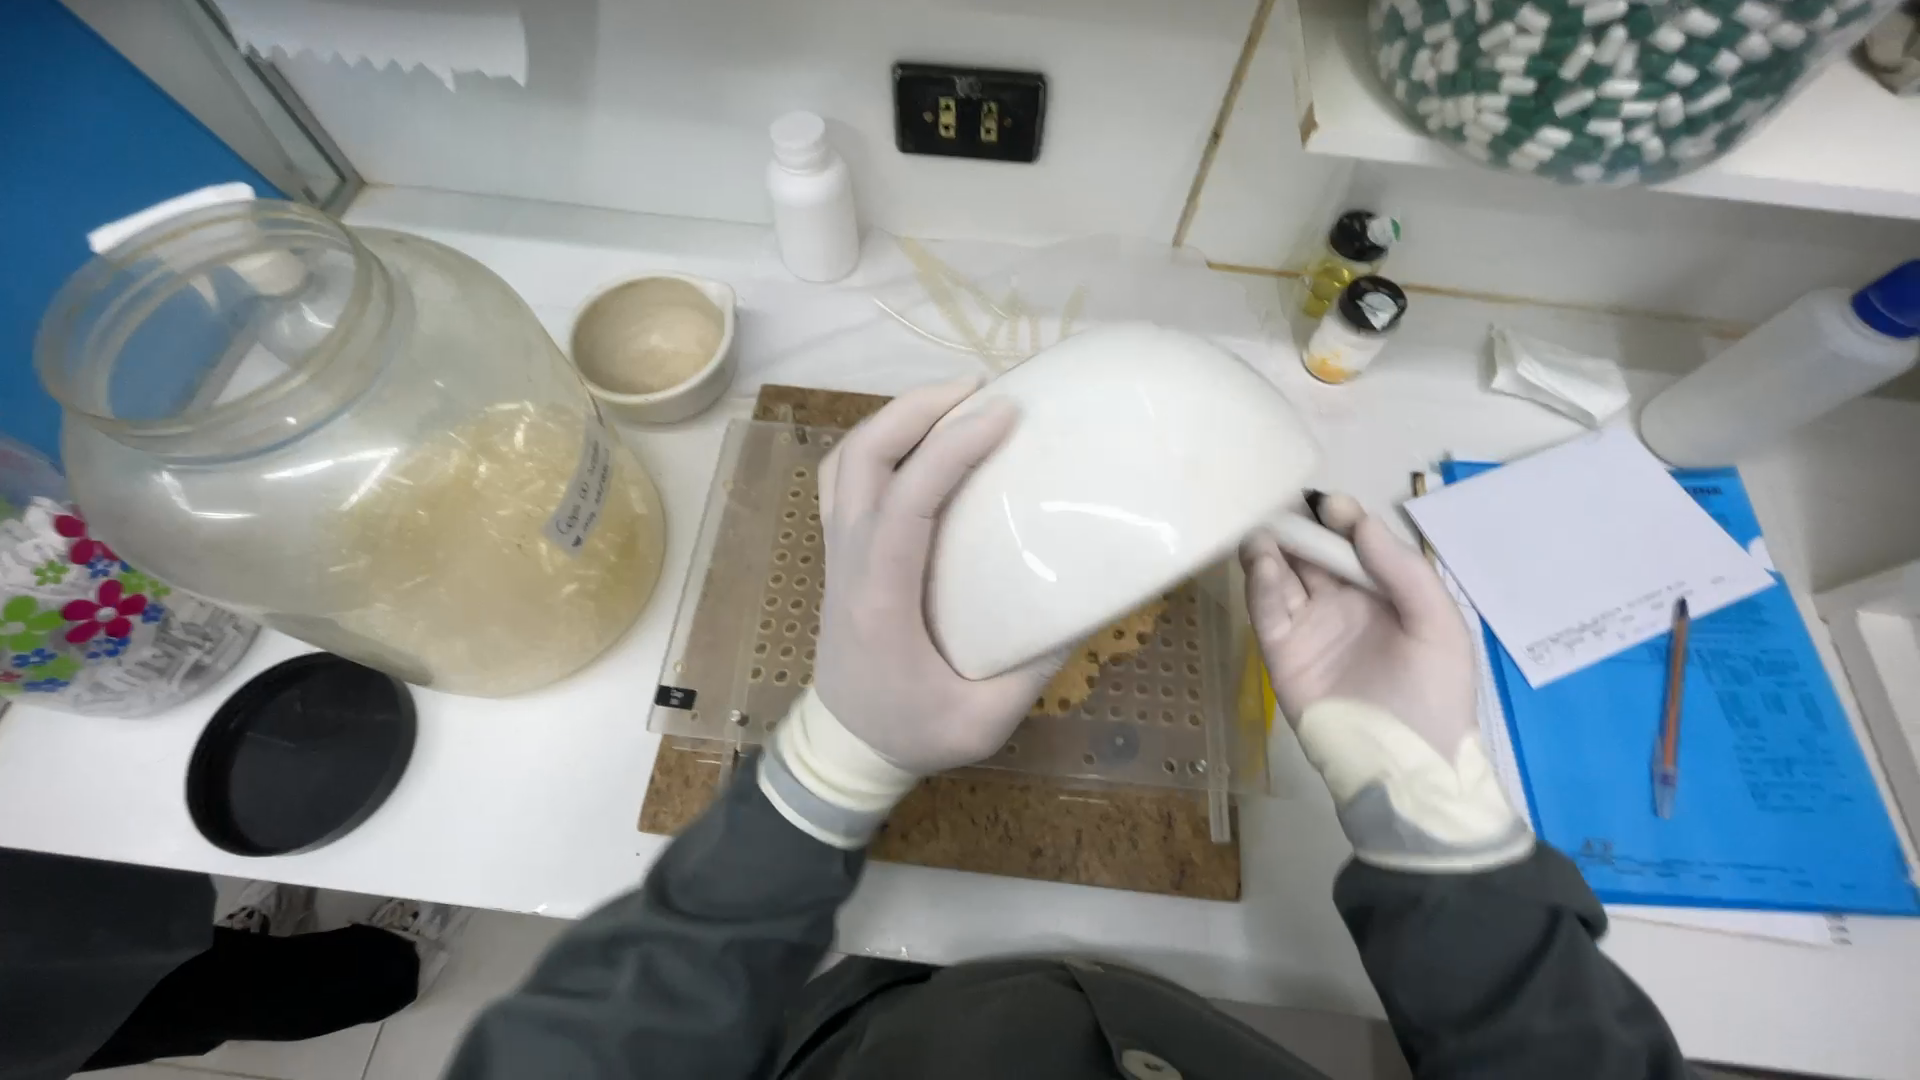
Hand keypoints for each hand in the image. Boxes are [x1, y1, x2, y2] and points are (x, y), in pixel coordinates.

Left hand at [812, 376, 1059, 773]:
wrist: (845, 746)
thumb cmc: (911, 734)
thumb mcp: (985, 720)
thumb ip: (1036, 666)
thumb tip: (1086, 607)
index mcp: (881, 599)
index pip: (908, 502)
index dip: (951, 448)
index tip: (1003, 414)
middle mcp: (849, 562)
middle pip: (861, 459)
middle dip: (916, 409)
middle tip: (978, 390)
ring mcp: (837, 553)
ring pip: (845, 461)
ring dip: (894, 419)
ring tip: (951, 402)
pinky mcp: (841, 553)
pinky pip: (844, 480)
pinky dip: (877, 445)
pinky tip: (918, 444)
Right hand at [1241, 492, 1530, 871]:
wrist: (1405, 764)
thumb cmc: (1434, 694)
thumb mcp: (1440, 627)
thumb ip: (1405, 573)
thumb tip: (1360, 523)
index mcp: (1380, 591)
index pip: (1353, 543)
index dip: (1340, 520)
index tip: (1328, 504)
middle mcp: (1339, 601)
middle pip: (1310, 553)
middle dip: (1297, 528)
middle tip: (1281, 507)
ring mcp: (1307, 625)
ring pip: (1280, 575)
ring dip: (1270, 550)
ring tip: (1264, 536)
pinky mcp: (1279, 650)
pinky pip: (1266, 610)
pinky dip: (1261, 585)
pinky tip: (1264, 568)